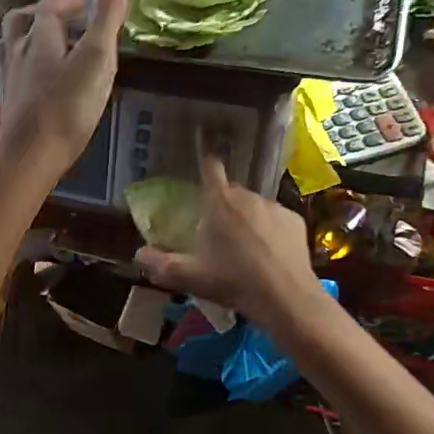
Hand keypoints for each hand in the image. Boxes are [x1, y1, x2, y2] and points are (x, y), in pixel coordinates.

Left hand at [0, 0, 128, 182]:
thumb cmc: (67, 108)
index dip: (68, 0)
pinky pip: (12, 72)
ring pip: (11, 46)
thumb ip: (106, 18)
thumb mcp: (96, 60)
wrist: (29, 157)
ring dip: (28, 37)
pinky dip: (25, 65)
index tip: (86, 3)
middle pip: (21, 21)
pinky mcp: (7, 103)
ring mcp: (8, 78)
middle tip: (63, 18)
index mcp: (39, 36)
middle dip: (41, 14)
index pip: (50, 6)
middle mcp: (16, 51)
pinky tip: (37, 80)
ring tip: (47, 44)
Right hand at [134, 148, 323, 323]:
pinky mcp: (295, 220)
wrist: (285, 298)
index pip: (210, 166)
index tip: (203, 134)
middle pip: (230, 193)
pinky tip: (268, 254)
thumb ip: (160, 264)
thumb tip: (138, 253)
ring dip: (247, 220)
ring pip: (254, 207)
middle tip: (218, 235)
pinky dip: (270, 231)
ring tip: (245, 250)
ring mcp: (274, 207)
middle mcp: (248, 196)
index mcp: (219, 203)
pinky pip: (276, 220)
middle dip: (223, 206)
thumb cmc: (233, 282)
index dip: (205, 153)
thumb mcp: (190, 277)